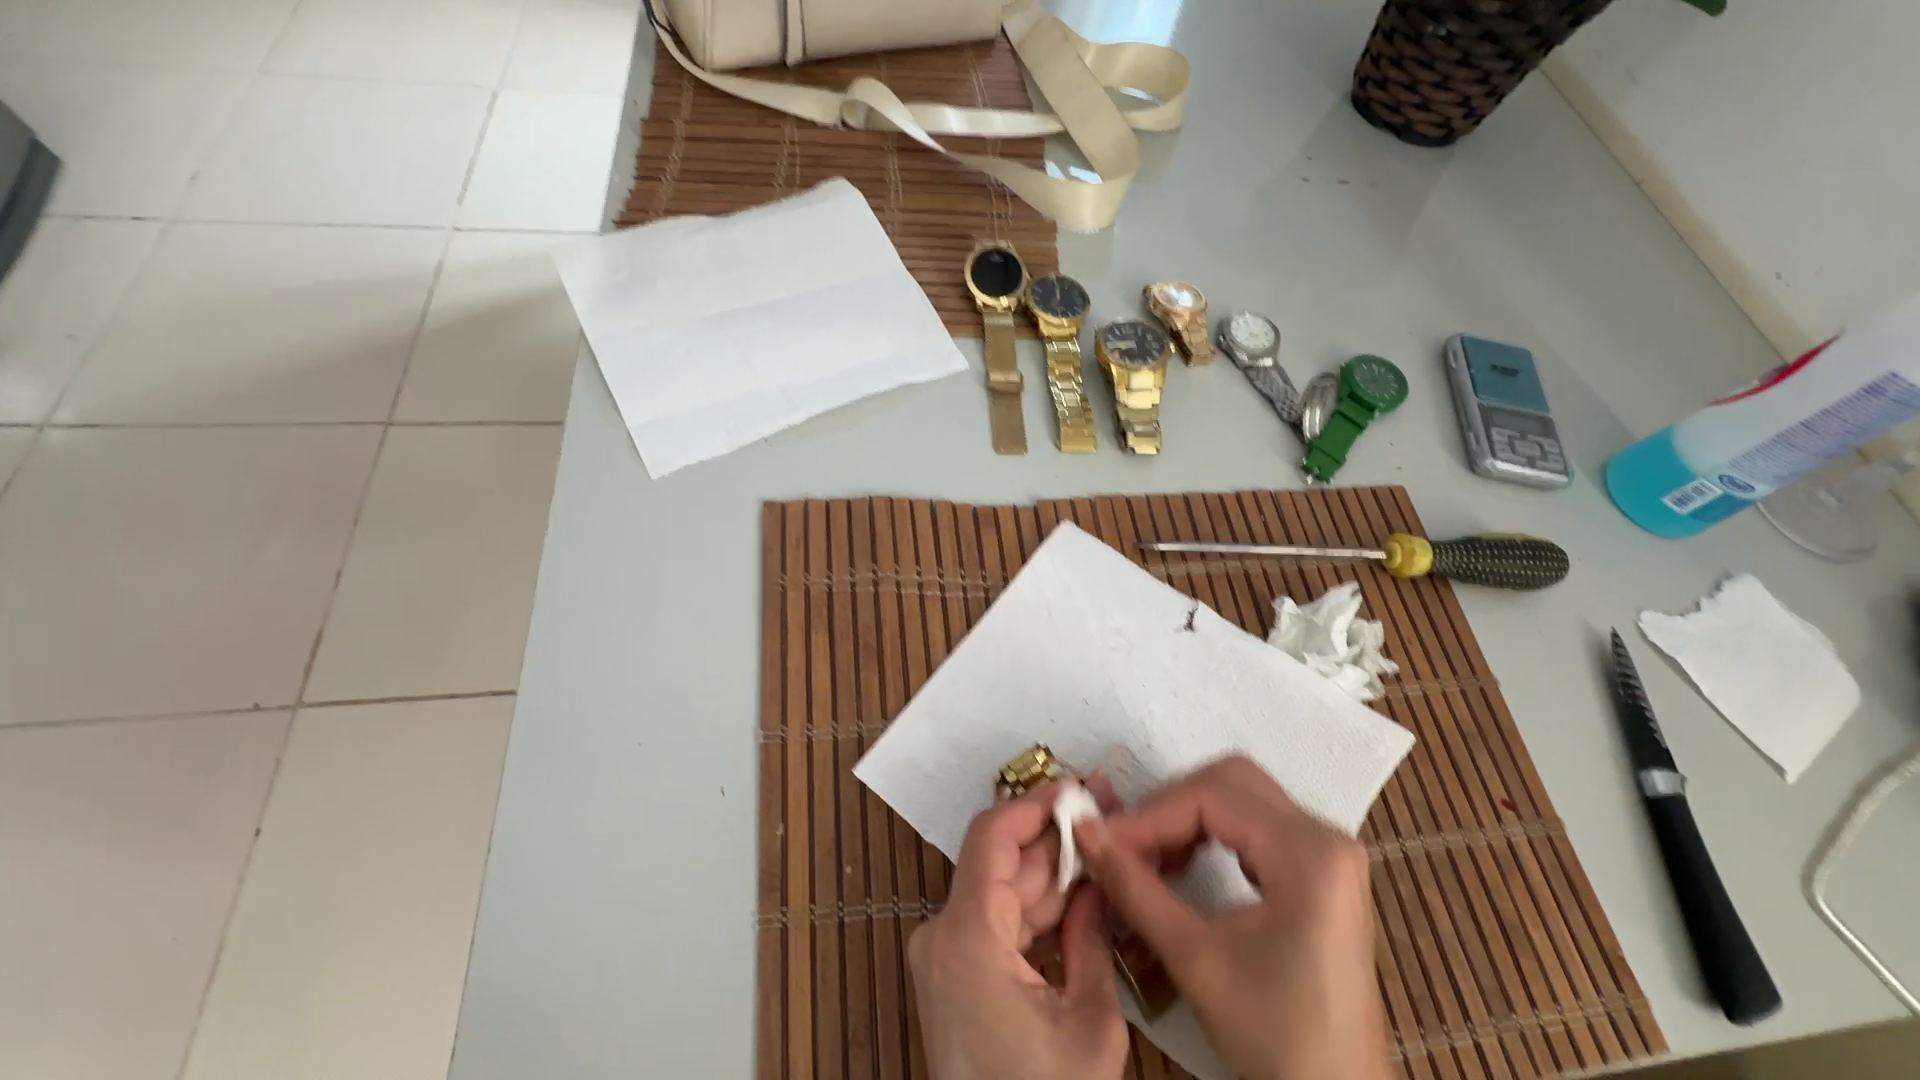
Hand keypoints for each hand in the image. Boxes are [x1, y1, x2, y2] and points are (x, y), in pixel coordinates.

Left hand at [909, 780, 1129, 1079]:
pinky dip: (1038, 907)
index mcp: (967, 937)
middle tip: (1107, 809)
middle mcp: (942, 934)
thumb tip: (1100, 878)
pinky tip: (1082, 892)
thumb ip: (1092, 935)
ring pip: (1004, 890)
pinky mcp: (955, 972)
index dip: (1035, 803)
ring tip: (1105, 845)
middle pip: (1002, 861)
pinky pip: (1000, 922)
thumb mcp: (1090, 1019)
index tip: (1078, 788)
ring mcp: (945, 954)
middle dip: (1056, 836)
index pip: (993, 837)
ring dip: (1052, 870)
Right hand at [1076, 755, 1389, 1079]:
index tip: (1100, 839)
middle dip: (1168, 806)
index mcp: (1309, 854)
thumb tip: (1084, 831)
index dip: (1149, 814)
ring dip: (1186, 817)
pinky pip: (1256, 824)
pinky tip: (1180, 865)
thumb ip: (1135, 886)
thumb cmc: (1273, 1034)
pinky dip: (1210, 833)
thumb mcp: (1194, 958)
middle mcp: (1326, 837)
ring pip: (1241, 797)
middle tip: (1123, 844)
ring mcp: (1328, 852)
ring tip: (1144, 857)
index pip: (1212, 797)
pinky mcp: (1320, 870)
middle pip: (1230, 782)